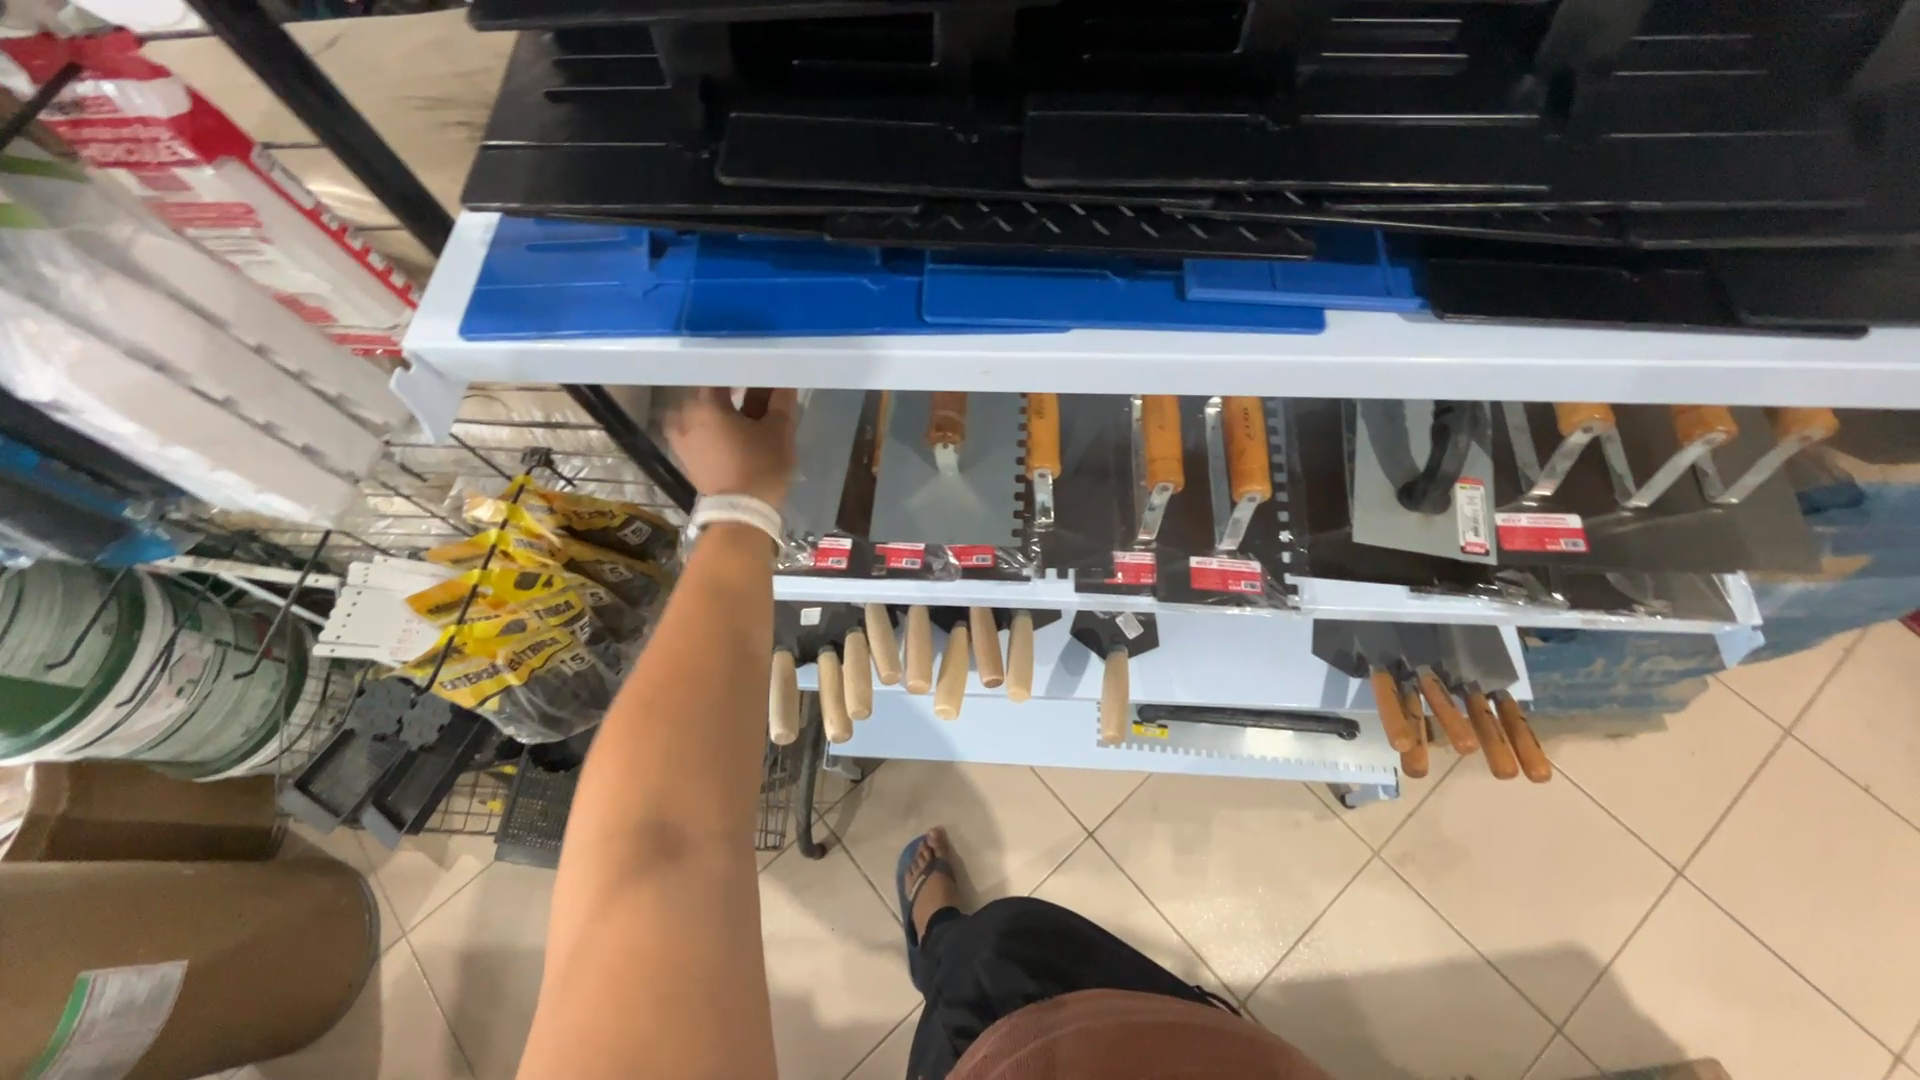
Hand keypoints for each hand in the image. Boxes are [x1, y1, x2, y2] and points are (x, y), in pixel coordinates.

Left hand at [664, 387, 798, 506]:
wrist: (740, 514)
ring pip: (699, 414)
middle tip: (754, 396)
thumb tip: (785, 383)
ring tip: (739, 416)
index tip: (759, 375)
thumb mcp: (779, 432)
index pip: (722, 376)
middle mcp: (686, 417)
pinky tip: (727, 434)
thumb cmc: (760, 467)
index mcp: (706, 405)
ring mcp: (681, 439)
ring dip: (717, 411)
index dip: (742, 374)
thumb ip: (781, 403)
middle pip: (709, 395)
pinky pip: (694, 433)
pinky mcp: (684, 458)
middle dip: (730, 393)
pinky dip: (708, 430)